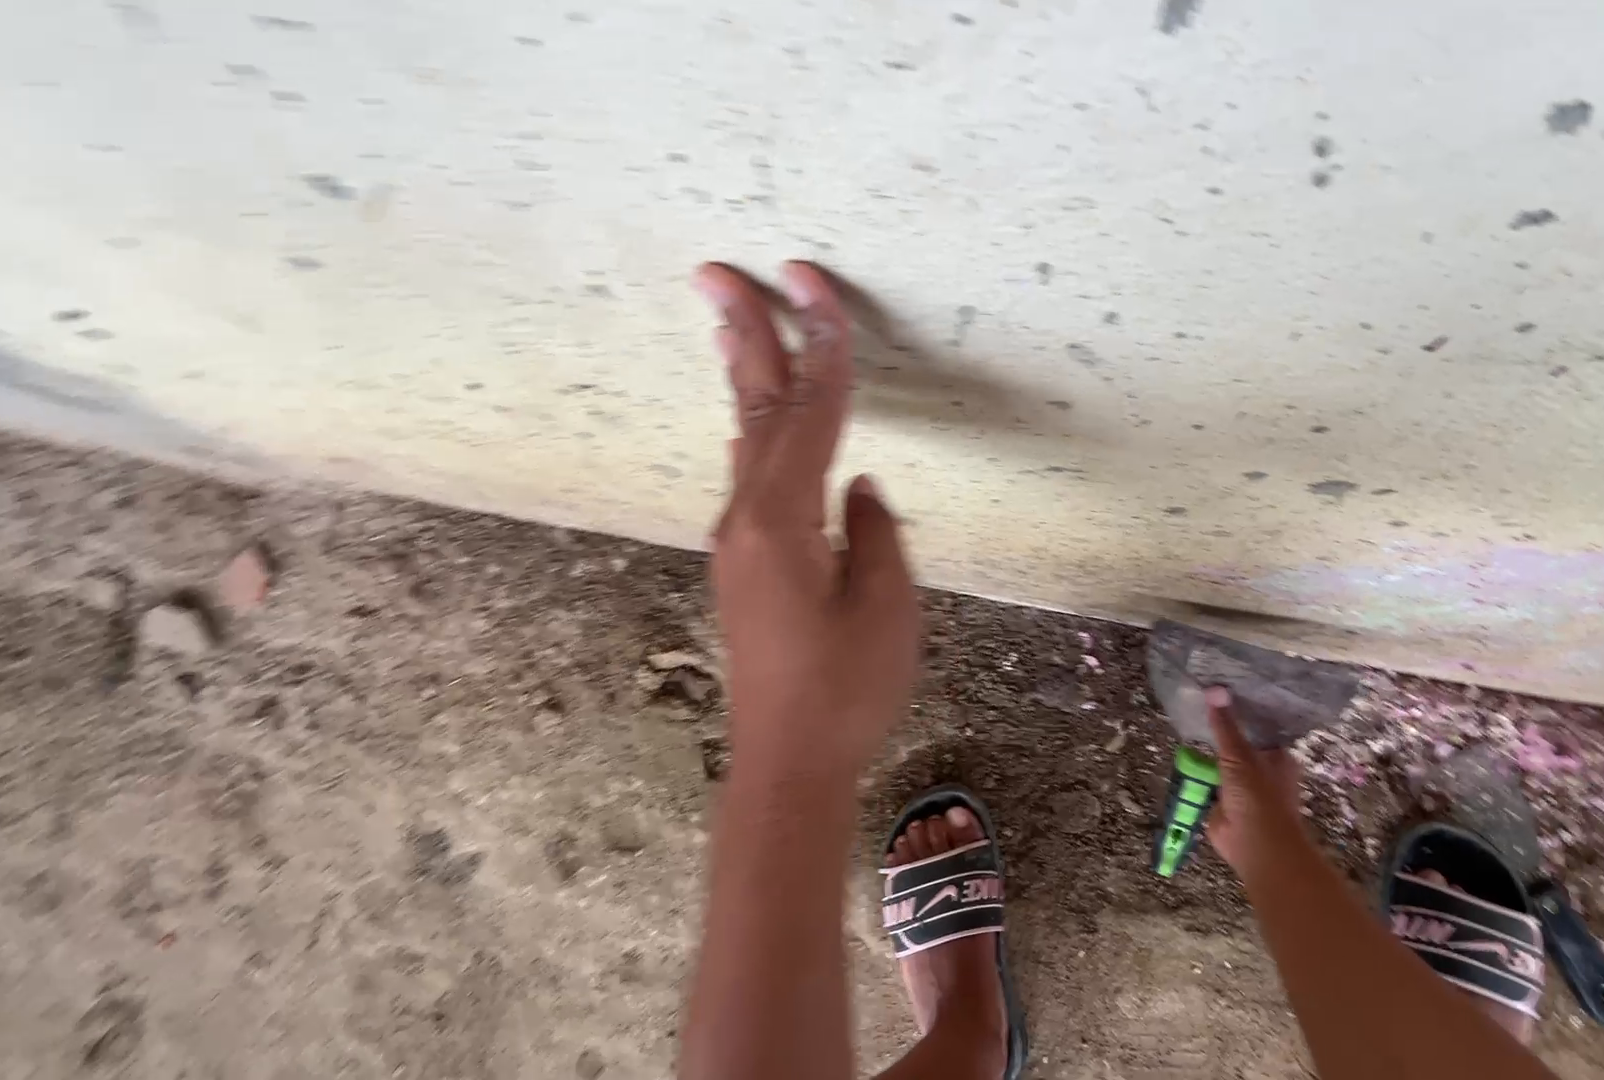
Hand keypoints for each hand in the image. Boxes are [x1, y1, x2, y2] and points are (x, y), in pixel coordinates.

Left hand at [694, 262, 920, 781]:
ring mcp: (738, 542)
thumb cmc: (846, 691)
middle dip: (747, 334)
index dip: (822, 345)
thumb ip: (874, 531)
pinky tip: (752, 420)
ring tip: (731, 320)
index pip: (812, 413)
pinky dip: (753, 432)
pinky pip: (749, 478)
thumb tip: (858, 486)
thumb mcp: (886, 607)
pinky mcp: (743, 565)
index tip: (815, 283)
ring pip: (746, 441)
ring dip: (745, 377)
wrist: (787, 761)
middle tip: (717, 272)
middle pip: (757, 410)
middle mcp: (747, 519)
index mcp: (783, 520)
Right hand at [1202, 687, 1309, 875]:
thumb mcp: (1239, 755)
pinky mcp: (1221, 802)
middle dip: (1219, 729)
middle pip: (1237, 743)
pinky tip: (1180, 754)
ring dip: (1205, 751)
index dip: (1241, 710)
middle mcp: (1260, 769)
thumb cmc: (1258, 796)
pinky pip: (1206, 780)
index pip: (1259, 727)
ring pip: (1220, 761)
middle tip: (1195, 702)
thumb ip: (1224, 725)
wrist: (1254, 845)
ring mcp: (1240, 787)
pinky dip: (1195, 772)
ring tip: (1184, 721)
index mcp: (1276, 757)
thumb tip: (1213, 688)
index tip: (1219, 688)